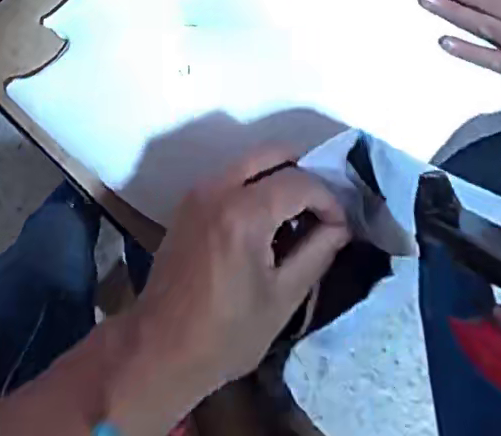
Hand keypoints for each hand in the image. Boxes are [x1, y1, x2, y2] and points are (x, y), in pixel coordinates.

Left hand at [129, 150, 350, 402]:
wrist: (159, 348)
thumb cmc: (226, 332)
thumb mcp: (283, 298)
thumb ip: (317, 253)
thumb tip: (340, 226)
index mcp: (245, 211)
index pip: (300, 182)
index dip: (328, 200)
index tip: (340, 226)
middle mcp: (220, 187)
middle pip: (272, 152)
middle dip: (303, 173)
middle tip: (319, 208)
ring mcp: (200, 190)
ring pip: (250, 160)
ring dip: (278, 176)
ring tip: (294, 215)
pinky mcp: (189, 201)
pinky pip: (231, 174)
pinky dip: (254, 183)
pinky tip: (264, 221)